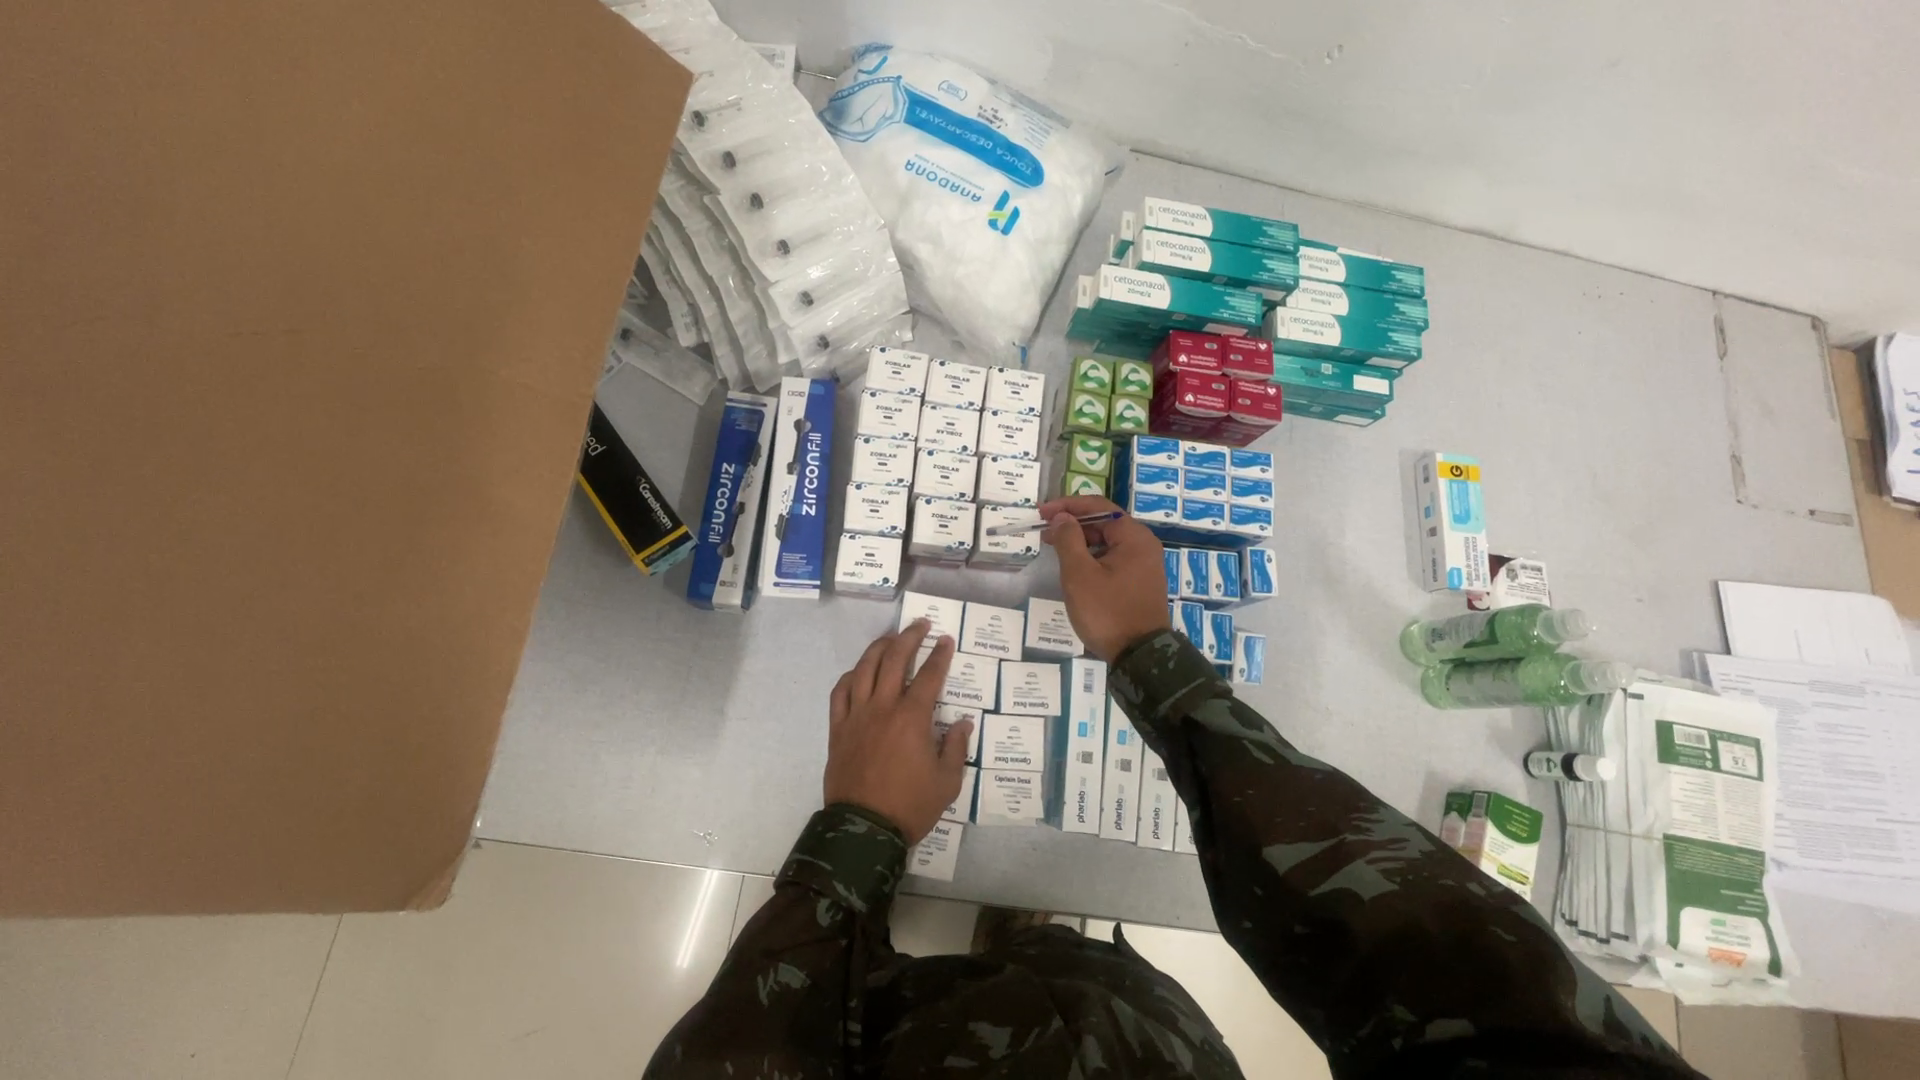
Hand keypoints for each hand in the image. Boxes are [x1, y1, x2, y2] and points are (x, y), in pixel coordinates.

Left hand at [825, 620, 972, 844]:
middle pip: (895, 659)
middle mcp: (883, 707)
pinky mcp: (838, 728)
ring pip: (865, 668)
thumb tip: (963, 723)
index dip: (940, 655)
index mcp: (913, 717)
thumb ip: (956, 747)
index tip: (945, 640)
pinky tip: (859, 672)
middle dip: (909, 637)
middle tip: (920, 625)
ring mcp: (857, 715)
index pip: (930, 675)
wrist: (865, 829)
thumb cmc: (911, 805)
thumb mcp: (947, 781)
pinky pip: (840, 692)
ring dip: (879, 648)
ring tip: (890, 638)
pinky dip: (851, 676)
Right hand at [1038, 495, 1170, 662]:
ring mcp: (1144, 565)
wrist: (1139, 656)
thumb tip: (1061, 518)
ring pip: (1107, 542)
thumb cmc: (1107, 611)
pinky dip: (1092, 557)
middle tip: (1043, 531)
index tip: (1041, 513)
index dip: (1067, 505)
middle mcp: (1144, 545)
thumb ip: (1068, 540)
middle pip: (1104, 523)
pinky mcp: (1139, 583)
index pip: (1098, 506)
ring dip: (1080, 541)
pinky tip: (1073, 566)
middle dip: (1072, 523)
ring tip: (1053, 547)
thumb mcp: (1080, 574)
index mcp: (1134, 537)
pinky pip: (1113, 559)